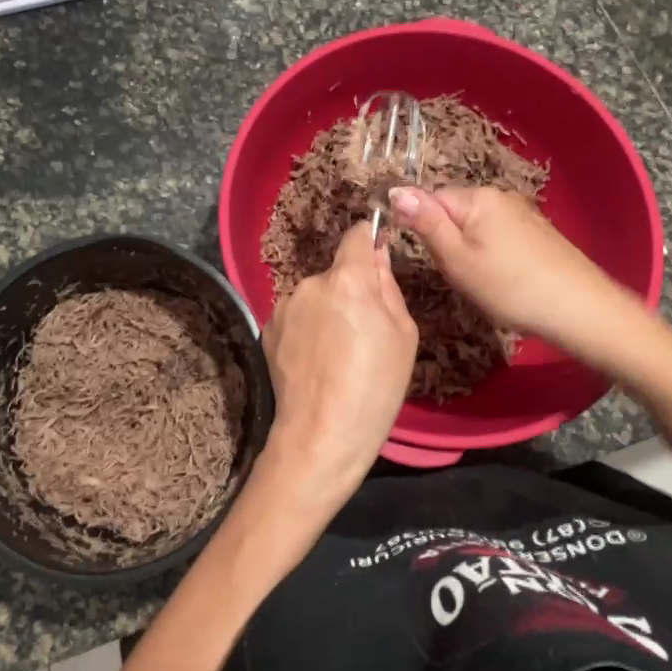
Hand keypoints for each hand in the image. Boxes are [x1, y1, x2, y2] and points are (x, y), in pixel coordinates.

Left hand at [261, 222, 417, 506]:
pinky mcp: (268, 328)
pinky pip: (297, 316)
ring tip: (338, 353)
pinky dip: (308, 329)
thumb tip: (377, 255)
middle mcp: (310, 282)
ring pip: (316, 295)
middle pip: (337, 272)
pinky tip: (316, 361)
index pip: (357, 235)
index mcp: (347, 279)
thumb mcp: (403, 335)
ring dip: (327, 310)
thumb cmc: (374, 387)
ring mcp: (284, 305)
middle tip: (365, 330)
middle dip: (351, 290)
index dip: (370, 240)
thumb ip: (387, 286)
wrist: (321, 435)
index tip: (379, 255)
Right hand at [388, 186, 656, 364]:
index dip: (423, 228)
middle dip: (447, 240)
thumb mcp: (457, 260)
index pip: (430, 199)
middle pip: (453, 211)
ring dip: (470, 250)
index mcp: (476, 197)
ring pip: (477, 227)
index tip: (433, 259)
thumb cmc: (510, 287)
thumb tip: (395, 190)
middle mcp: (500, 196)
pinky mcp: (538, 233)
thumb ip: (426, 223)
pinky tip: (505, 281)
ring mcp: (523, 213)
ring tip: (482, 283)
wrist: (581, 310)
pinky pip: (500, 236)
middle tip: (457, 276)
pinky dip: (494, 256)